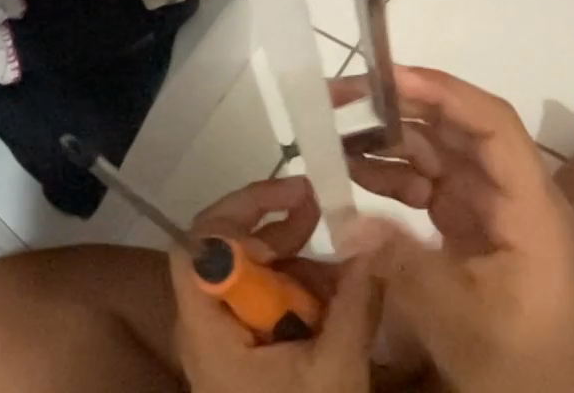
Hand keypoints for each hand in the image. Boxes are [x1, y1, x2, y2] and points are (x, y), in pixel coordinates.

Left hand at [173, 176, 381, 392]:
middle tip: (315, 203)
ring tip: (336, 247)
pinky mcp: (244, 350)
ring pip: (246, 273)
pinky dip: (295, 287)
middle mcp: (204, 325)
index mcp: (206, 328)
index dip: (238, 214)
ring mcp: (222, 337)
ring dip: (289, 253)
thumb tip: (375, 243)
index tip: (291, 199)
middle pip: (220, 250)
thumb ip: (355, 305)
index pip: (197, 248)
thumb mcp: (336, 374)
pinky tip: (334, 287)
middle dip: (269, 223)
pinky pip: (262, 302)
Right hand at [334, 68, 573, 392]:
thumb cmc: (518, 362)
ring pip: (436, 148)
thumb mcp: (454, 317)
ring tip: (334, 132)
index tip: (387, 79)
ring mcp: (490, 205)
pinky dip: (390, 171)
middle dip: (400, 105)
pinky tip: (351, 170)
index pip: (492, 125)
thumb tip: (347, 221)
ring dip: (387, 137)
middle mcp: (512, 192)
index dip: (443, 93)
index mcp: (528, 205)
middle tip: (340, 97)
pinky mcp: (470, 221)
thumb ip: (399, 260)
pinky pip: (427, 179)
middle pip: (457, 126)